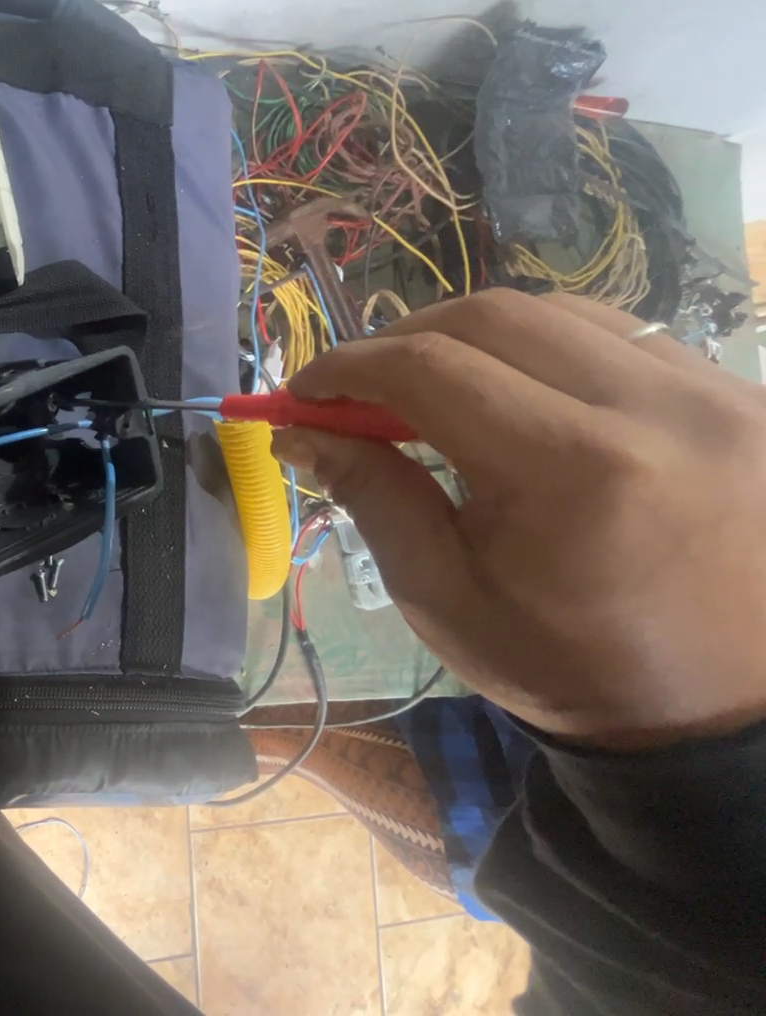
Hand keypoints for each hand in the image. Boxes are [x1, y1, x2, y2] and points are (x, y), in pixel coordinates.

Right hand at [273, 289, 765, 751]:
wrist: (724, 706)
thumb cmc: (558, 660)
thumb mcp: (436, 589)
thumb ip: (368, 492)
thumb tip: (295, 431)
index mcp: (573, 469)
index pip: (429, 368)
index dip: (345, 367)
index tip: (299, 393)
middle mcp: (657, 407)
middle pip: (489, 316)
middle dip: (395, 341)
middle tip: (351, 389)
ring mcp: (716, 392)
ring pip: (553, 311)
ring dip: (461, 337)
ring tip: (420, 389)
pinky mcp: (740, 395)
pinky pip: (612, 332)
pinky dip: (530, 347)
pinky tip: (501, 393)